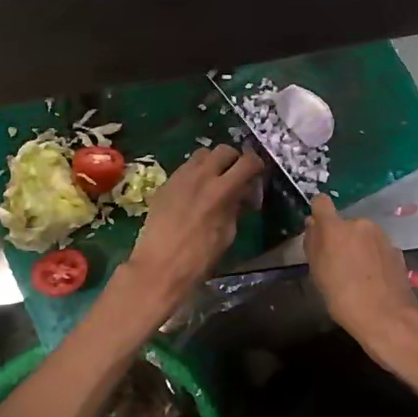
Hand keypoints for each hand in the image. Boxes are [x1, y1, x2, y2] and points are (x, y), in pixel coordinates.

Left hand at [109, 145, 262, 329]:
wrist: (159, 266)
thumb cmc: (199, 257)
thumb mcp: (227, 233)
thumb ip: (235, 207)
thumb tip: (242, 194)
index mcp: (221, 190)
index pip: (247, 162)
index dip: (257, 165)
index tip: (258, 175)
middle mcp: (200, 176)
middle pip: (224, 150)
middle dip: (235, 159)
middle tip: (237, 176)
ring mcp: (179, 177)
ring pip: (202, 154)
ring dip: (213, 162)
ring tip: (215, 180)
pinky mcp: (164, 184)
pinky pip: (185, 168)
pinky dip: (196, 172)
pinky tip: (195, 191)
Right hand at [303, 195, 417, 356]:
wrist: (388, 317)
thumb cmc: (343, 297)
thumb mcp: (317, 273)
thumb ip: (313, 243)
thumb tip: (312, 225)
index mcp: (336, 228)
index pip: (321, 203)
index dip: (318, 213)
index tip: (317, 230)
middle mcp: (360, 224)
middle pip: (344, 224)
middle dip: (340, 238)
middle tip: (337, 264)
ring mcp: (382, 236)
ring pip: (363, 236)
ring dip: (358, 248)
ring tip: (357, 276)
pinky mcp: (396, 250)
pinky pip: (377, 248)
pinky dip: (373, 258)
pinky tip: (374, 280)